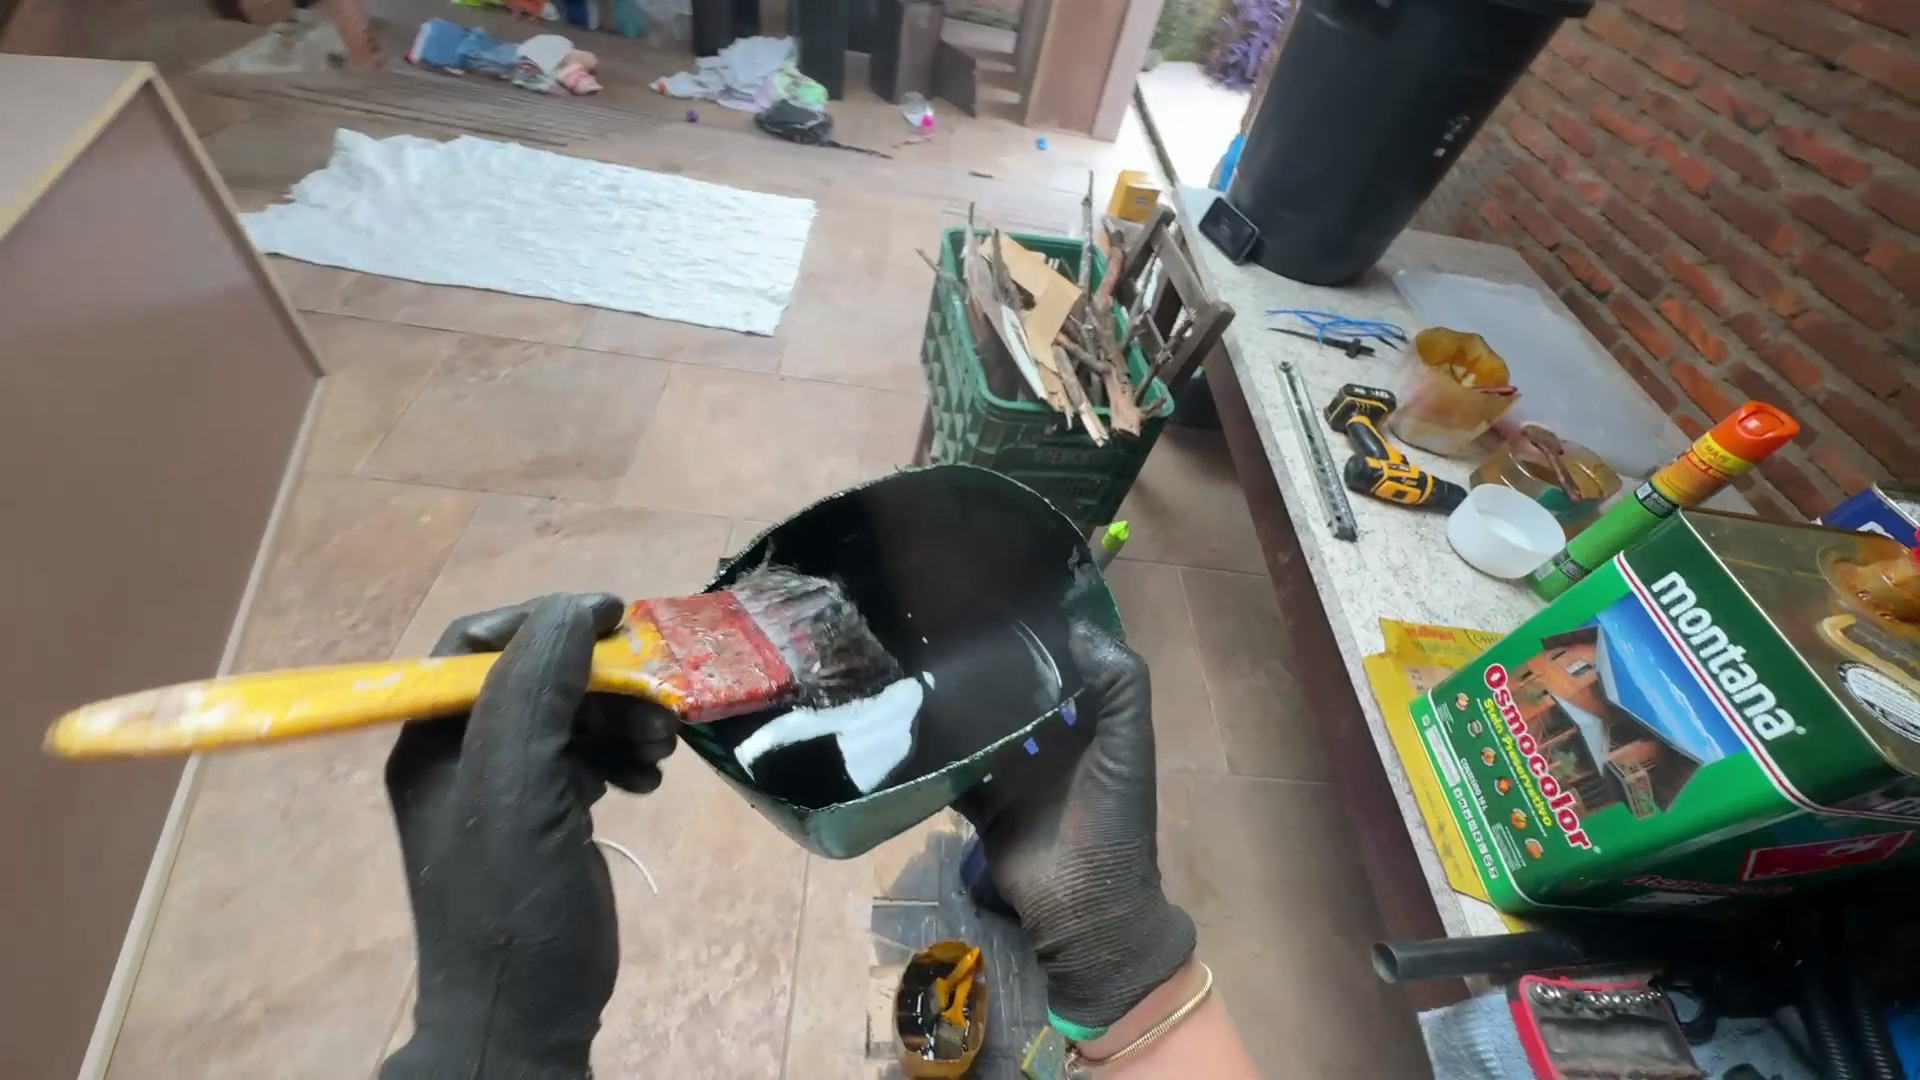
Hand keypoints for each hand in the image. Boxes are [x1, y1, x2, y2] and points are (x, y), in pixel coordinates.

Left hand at [381, 594, 676, 1079]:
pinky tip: (648, 781)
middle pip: (542, 676)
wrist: (528, 1013)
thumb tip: (578, 607)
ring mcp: (510, 782)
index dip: (545, 620)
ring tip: (662, 750)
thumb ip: (536, 692)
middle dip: (605, 682)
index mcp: (435, 738)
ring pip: (576, 713)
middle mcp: (467, 751)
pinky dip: (625, 754)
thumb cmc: (513, 902)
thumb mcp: (518, 789)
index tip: (614, 618)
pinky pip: (592, 752)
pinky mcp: (550, 807)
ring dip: (625, 719)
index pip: (478, 643)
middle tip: (657, 705)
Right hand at [955, 622, 1196, 1033]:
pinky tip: (904, 725)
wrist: (1085, 906)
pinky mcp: (983, 801)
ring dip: (957, 706)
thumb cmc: (1113, 817)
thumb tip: (1078, 625)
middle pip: (1014, 693)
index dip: (1039, 637)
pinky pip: (954, 770)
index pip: (1060, 666)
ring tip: (918, 665)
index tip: (1002, 601)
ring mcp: (1012, 770)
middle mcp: (1048, 739)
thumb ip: (1120, 684)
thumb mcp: (1129, 746)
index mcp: (1086, 721)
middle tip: (945, 629)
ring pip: (980, 727)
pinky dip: (934, 754)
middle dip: (989, 667)